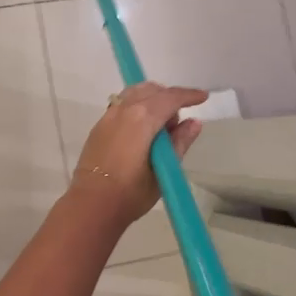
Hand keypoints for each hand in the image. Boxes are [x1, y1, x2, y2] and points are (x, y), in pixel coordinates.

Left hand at [70, 82, 206, 224]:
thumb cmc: (131, 192)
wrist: (92, 204)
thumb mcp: (163, 170)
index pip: (169, 98)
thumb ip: (179, 142)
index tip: (203, 97)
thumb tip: (194, 122)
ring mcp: (108, 116)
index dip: (188, 95)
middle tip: (178, 124)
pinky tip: (143, 130)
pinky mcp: (99, 126)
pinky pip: (122, 105)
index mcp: (141, 119)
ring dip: (152, 100)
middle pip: (151, 91)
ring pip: (134, 94)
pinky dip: (137, 107)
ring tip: (162, 126)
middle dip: (169, 98)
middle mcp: (123, 110)